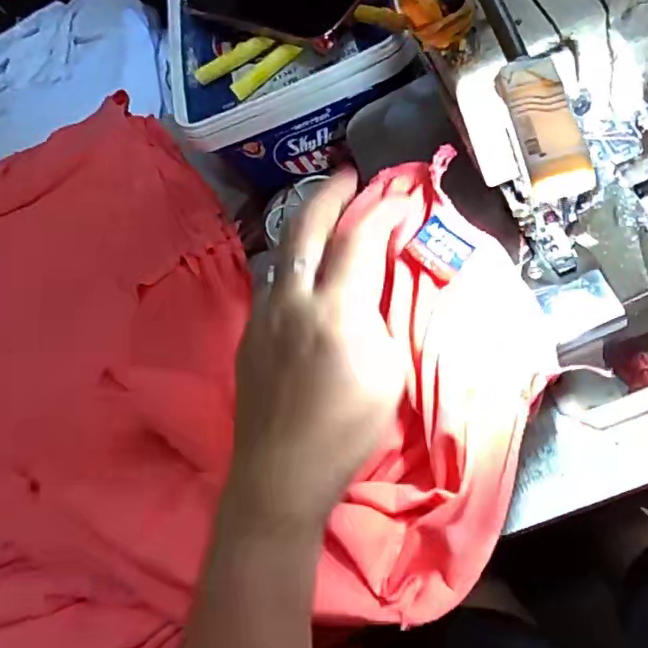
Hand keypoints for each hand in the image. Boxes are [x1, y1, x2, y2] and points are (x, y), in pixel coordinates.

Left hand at [227, 167, 407, 531]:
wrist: (282, 473)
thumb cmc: (348, 430)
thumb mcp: (389, 374)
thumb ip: (382, 322)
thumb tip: (373, 292)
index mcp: (337, 310)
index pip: (360, 239)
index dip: (381, 210)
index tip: (398, 195)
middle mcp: (294, 300)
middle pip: (309, 227)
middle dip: (329, 192)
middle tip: (348, 175)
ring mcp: (265, 315)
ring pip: (283, 251)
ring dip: (306, 223)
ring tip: (324, 213)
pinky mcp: (249, 333)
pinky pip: (273, 281)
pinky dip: (293, 260)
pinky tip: (305, 270)